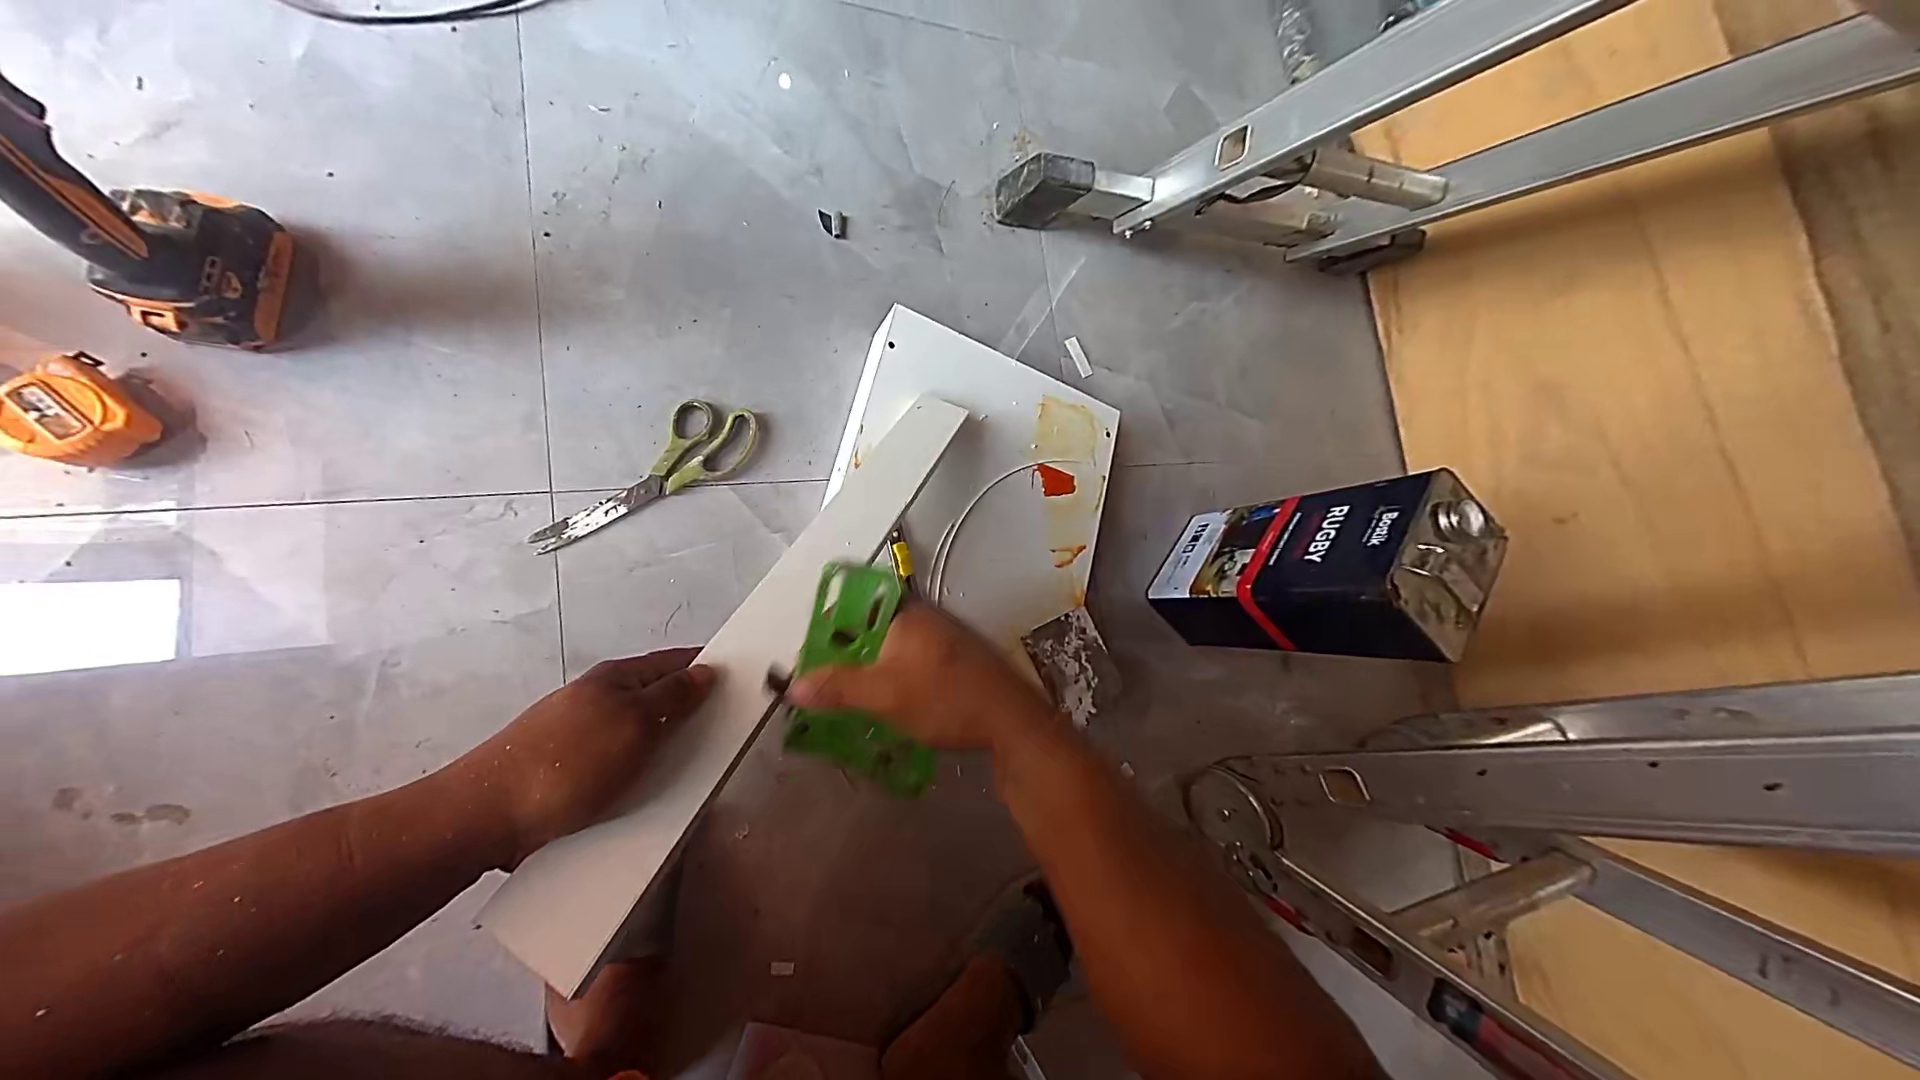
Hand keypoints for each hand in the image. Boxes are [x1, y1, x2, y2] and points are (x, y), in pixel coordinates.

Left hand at [443, 648, 714, 866]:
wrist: (484, 817)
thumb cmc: (568, 763)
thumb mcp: (635, 723)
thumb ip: (675, 695)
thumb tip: (706, 670)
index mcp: (617, 677)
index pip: (677, 661)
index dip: (709, 669)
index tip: (742, 685)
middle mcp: (600, 698)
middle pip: (660, 698)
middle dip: (691, 714)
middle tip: (722, 736)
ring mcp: (582, 734)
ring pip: (641, 735)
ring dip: (665, 749)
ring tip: (690, 771)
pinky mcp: (569, 769)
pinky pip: (620, 764)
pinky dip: (639, 774)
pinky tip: (648, 793)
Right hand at [788, 603, 1052, 751]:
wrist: (1011, 722)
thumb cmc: (944, 699)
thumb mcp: (883, 695)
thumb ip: (838, 688)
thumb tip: (793, 684)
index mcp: (905, 615)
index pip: (856, 606)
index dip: (829, 628)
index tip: (810, 656)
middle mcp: (925, 619)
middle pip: (873, 630)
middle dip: (848, 655)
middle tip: (825, 684)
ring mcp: (944, 640)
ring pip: (894, 650)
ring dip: (871, 671)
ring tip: (850, 698)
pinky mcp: (957, 663)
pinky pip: (914, 664)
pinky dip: (895, 679)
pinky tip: (889, 704)